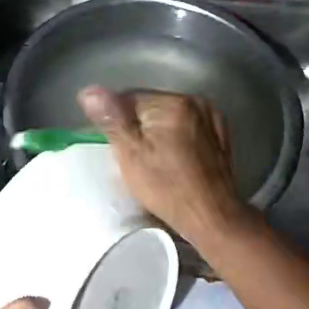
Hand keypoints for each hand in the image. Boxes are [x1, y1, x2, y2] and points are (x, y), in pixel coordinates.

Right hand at [77, 86, 252, 242]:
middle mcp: (194, 101)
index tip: (117, 147)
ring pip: (169, 116)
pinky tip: (175, 160)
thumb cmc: (167, 188)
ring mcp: (211, 117)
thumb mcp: (131, 155)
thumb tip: (88, 91)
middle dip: (138, 126)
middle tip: (134, 157)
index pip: (129, 98)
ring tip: (154, 161)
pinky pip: (188, 127)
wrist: (212, 217)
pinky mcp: (220, 134)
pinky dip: (177, 138)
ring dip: (158, 131)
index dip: (117, 122)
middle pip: (151, 106)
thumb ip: (111, 119)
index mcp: (172, 102)